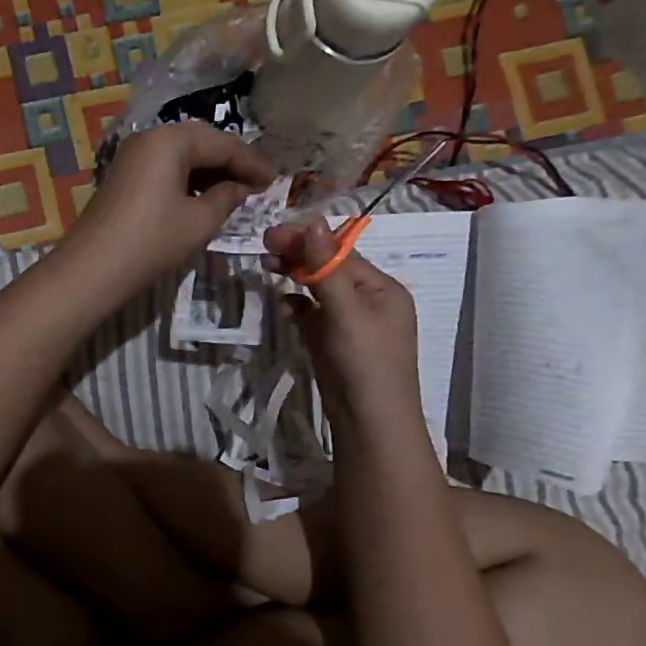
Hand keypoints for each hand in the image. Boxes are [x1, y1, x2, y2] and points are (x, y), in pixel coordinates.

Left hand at [60, 123, 277, 292]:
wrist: (93, 269)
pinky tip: (204, 197)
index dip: (252, 163)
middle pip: (201, 143)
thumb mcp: (199, 221)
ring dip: (209, 171)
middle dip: (231, 162)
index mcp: (170, 139)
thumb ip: (227, 197)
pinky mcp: (124, 177)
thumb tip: (240, 187)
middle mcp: (149, 138)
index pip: (223, 143)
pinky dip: (188, 180)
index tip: (276, 180)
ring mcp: (132, 157)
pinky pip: (164, 168)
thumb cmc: (152, 241)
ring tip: (236, 192)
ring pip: (181, 155)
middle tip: (258, 183)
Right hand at [264, 219, 422, 428]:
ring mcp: (349, 323)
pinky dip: (297, 306)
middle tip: (264, 247)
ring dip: (295, 276)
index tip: (271, 234)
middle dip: (299, 255)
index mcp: (381, 289)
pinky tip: (281, 303)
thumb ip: (327, 269)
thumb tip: (314, 222)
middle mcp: (368, 301)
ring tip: (266, 266)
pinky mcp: (332, 343)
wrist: (369, 423)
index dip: (307, 240)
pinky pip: (312, 316)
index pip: (341, 253)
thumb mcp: (346, 312)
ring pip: (318, 290)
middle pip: (329, 268)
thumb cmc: (365, 363)